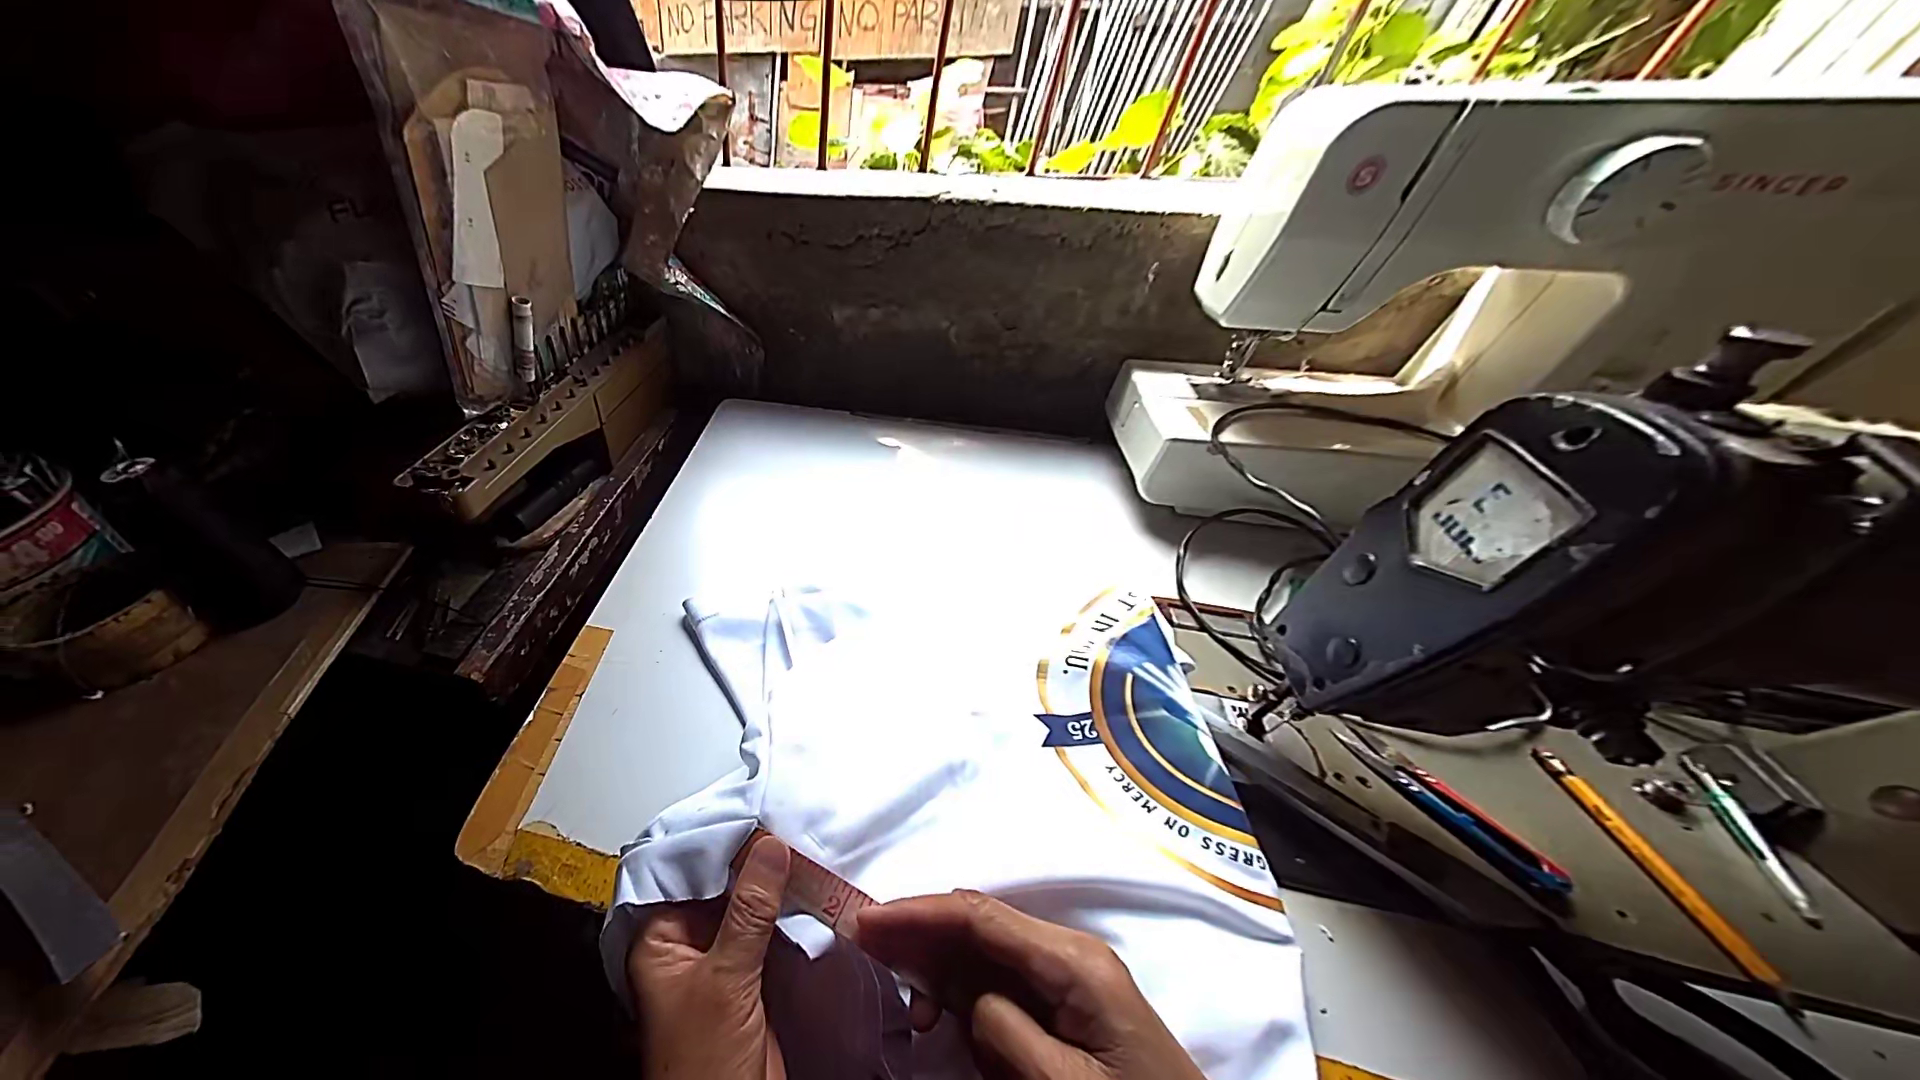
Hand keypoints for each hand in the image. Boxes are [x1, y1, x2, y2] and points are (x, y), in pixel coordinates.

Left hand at [627, 835, 791, 1078]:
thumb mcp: (725, 981)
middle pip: (720, 883)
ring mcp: (722, 957)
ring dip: (774, 878)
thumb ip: (748, 912)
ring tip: (802, 842)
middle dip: (752, 855)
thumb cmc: (704, 1065)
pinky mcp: (753, 971)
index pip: (686, 872)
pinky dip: (788, 903)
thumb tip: (769, 846)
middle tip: (786, 819)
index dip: (719, 841)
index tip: (755, 811)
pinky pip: (770, 924)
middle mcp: (688, 942)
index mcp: (660, 941)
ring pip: (748, 902)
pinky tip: (809, 882)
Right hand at [854, 890, 1204, 1079]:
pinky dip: (964, 992)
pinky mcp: (1064, 997)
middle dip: (922, 931)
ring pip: (985, 950)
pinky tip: (942, 1015)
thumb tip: (965, 994)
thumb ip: (1007, 1031)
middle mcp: (1067, 951)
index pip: (981, 917)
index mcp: (1072, 960)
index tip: (868, 920)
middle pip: (979, 925)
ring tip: (903, 994)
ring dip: (939, 965)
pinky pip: (1003, 980)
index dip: (920, 913)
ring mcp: (1066, 972)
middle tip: (866, 943)